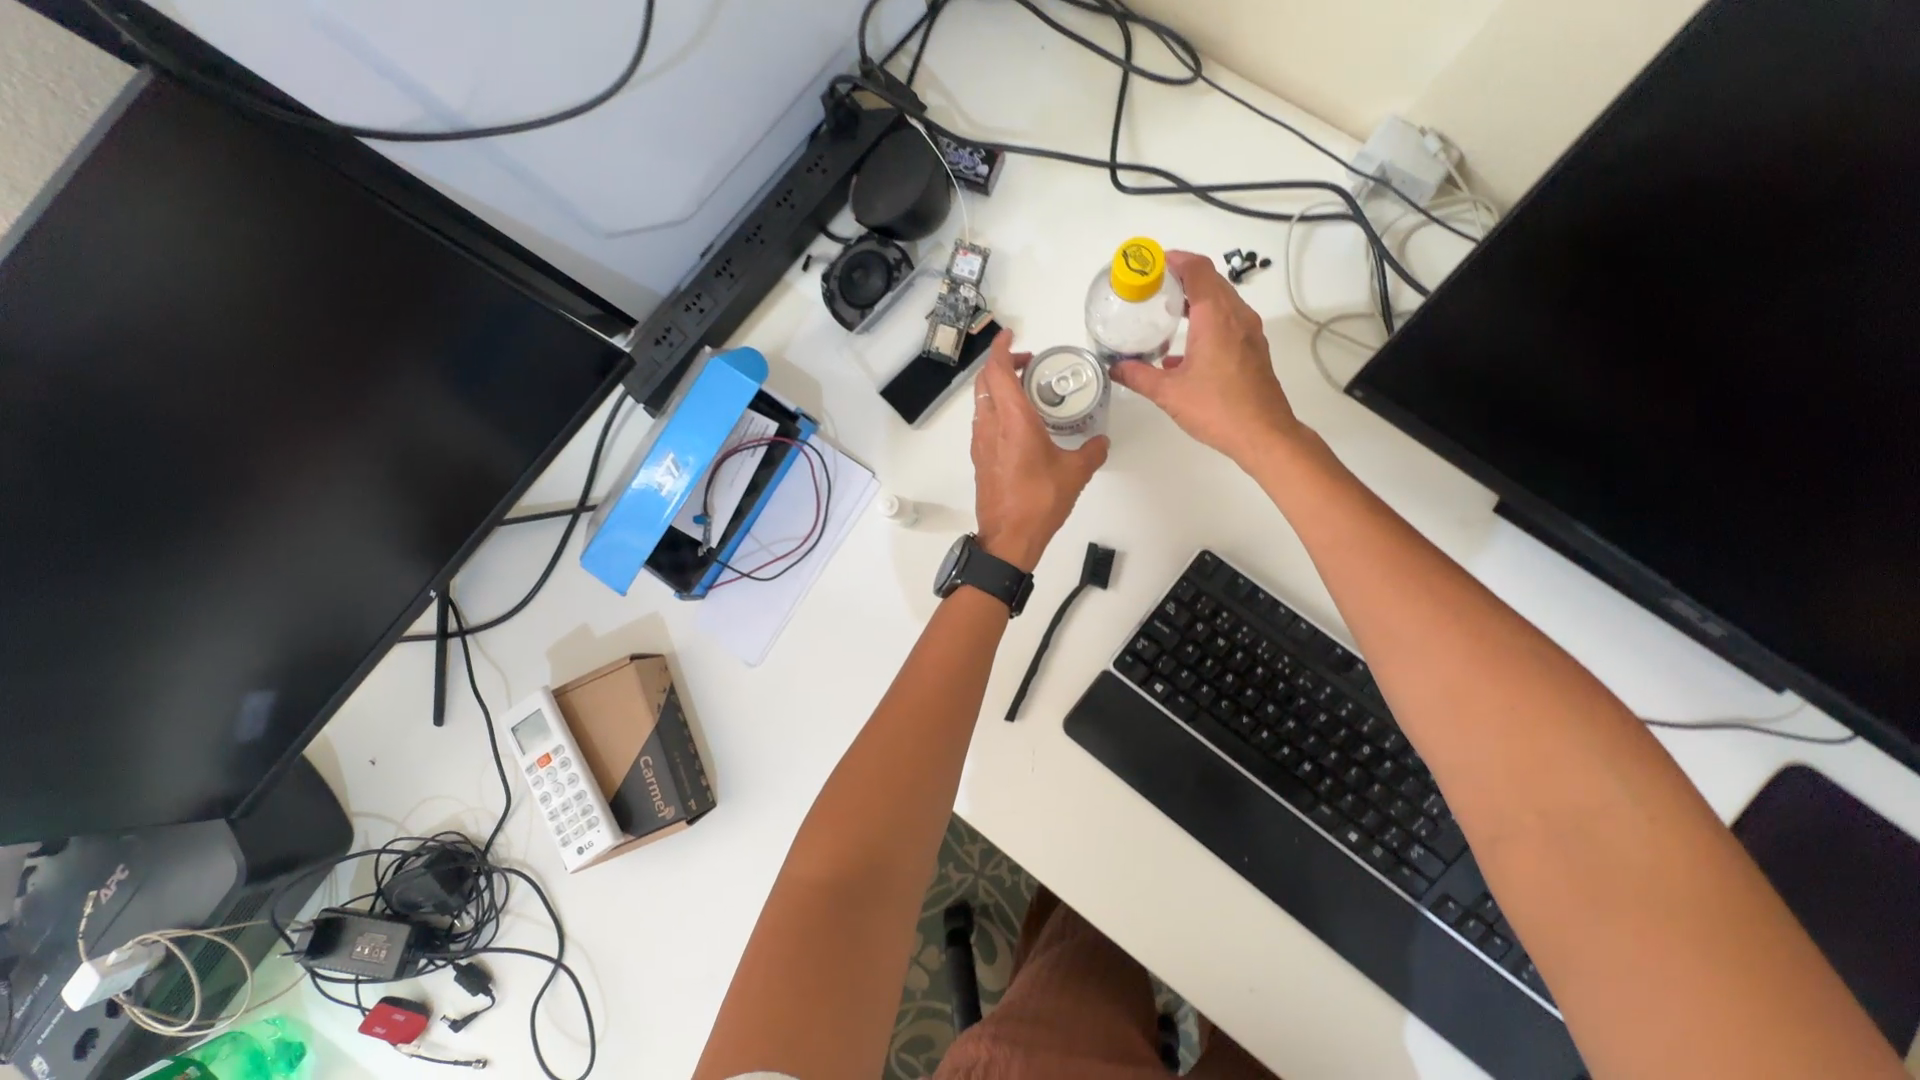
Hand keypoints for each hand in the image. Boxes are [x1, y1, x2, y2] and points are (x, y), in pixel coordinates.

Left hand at [971, 330, 1108, 571]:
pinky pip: (983, 422)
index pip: (997, 370)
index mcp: (1013, 420)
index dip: (1000, 348)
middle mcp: (991, 426)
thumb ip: (1092, 451)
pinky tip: (1018, 423)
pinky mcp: (980, 459)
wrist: (1009, 538)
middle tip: (1027, 364)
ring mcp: (981, 443)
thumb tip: (1101, 442)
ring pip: (981, 402)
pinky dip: (996, 410)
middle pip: (985, 382)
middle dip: (1001, 365)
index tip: (1012, 336)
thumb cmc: (1040, 501)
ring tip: (1025, 392)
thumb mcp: (1075, 473)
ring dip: (997, 388)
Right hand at [1110, 250, 1304, 465]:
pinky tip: (1185, 346)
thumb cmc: (1217, 409)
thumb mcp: (1169, 393)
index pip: (1197, 270)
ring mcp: (1249, 332)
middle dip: (1182, 277)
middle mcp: (1236, 316)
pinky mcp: (1253, 348)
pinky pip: (1229, 320)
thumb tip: (1115, 367)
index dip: (1175, 260)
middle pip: (1211, 280)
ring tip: (1166, 310)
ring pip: (1222, 300)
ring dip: (1196, 298)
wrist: (1264, 435)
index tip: (1152, 264)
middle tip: (1153, 286)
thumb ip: (1138, 376)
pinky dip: (1207, 318)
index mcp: (1215, 318)